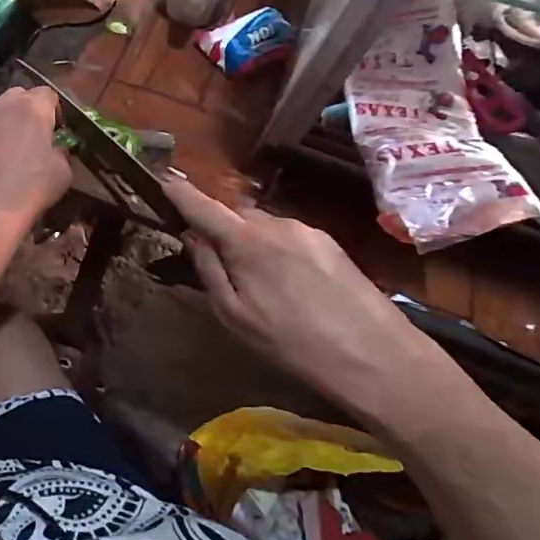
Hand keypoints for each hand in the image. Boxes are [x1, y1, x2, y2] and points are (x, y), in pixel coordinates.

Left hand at [0, 86, 72, 228]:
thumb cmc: (29, 187)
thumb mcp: (62, 172)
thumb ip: (60, 152)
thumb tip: (54, 149)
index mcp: (32, 106)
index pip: (48, 94)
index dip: (55, 111)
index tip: (57, 130)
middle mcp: (3, 104)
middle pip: (19, 96)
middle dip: (28, 110)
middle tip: (35, 135)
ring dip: (6, 122)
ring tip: (13, 149)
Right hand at [162, 176, 476, 423]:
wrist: (378, 359)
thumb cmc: (293, 343)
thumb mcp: (234, 314)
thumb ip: (209, 270)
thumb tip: (192, 237)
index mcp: (247, 241)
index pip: (203, 206)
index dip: (179, 193)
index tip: (161, 180)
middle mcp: (278, 224)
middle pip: (235, 215)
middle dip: (219, 229)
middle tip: (213, 264)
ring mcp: (309, 231)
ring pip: (263, 226)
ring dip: (249, 243)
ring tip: (255, 284)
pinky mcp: (332, 245)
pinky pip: (288, 237)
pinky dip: (274, 251)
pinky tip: (286, 286)